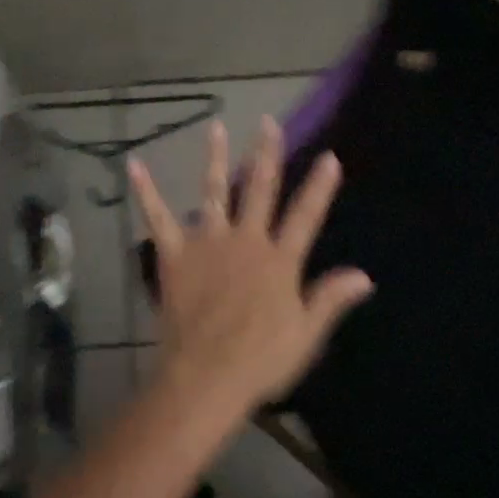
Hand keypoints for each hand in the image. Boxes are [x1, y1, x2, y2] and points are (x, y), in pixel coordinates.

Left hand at [128, 117, 374, 409]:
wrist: (207, 375)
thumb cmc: (261, 360)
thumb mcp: (306, 334)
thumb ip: (330, 298)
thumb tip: (364, 275)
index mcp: (279, 260)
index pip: (306, 215)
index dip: (319, 187)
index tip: (329, 156)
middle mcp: (246, 240)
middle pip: (259, 189)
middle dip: (266, 154)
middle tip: (267, 122)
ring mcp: (208, 242)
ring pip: (214, 191)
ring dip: (215, 158)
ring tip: (216, 127)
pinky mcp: (174, 252)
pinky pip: (158, 216)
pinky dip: (146, 190)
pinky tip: (134, 164)